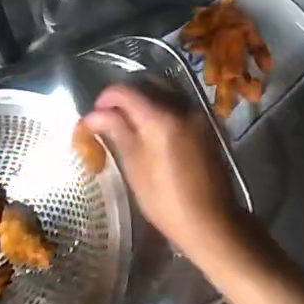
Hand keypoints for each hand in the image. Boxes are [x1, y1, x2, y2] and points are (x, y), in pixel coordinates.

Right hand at [81, 83, 244, 257]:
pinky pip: (177, 101)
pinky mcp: (205, 121)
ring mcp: (196, 112)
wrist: (211, 220)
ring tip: (128, 120)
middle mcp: (180, 105)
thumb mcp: (134, 167)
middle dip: (124, 95)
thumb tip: (93, 115)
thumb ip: (116, 133)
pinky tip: (151, 126)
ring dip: (143, 97)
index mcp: (160, 117)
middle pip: (146, 83)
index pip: (126, 91)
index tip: (94, 113)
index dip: (106, 98)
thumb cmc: (165, 200)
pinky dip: (161, 105)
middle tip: (109, 115)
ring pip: (164, 89)